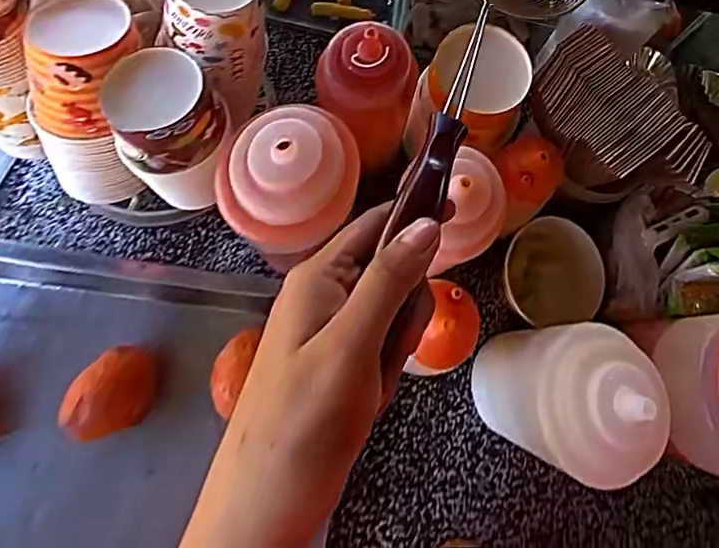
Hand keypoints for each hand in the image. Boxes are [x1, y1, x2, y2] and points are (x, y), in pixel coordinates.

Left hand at [181, 204, 440, 547]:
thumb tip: (426, 223)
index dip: (413, 216)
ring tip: (369, 390)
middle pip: (390, 275)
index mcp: (318, 276)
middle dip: (402, 315)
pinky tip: (365, 404)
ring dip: (393, 353)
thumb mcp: (352, 345)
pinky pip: (380, 351)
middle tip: (387, 354)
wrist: (264, 507)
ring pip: (391, 317)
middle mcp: (322, 295)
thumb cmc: (303, 422)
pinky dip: (384, 374)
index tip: (453, 211)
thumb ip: (390, 280)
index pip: (373, 225)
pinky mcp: (337, 363)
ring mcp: (329, 331)